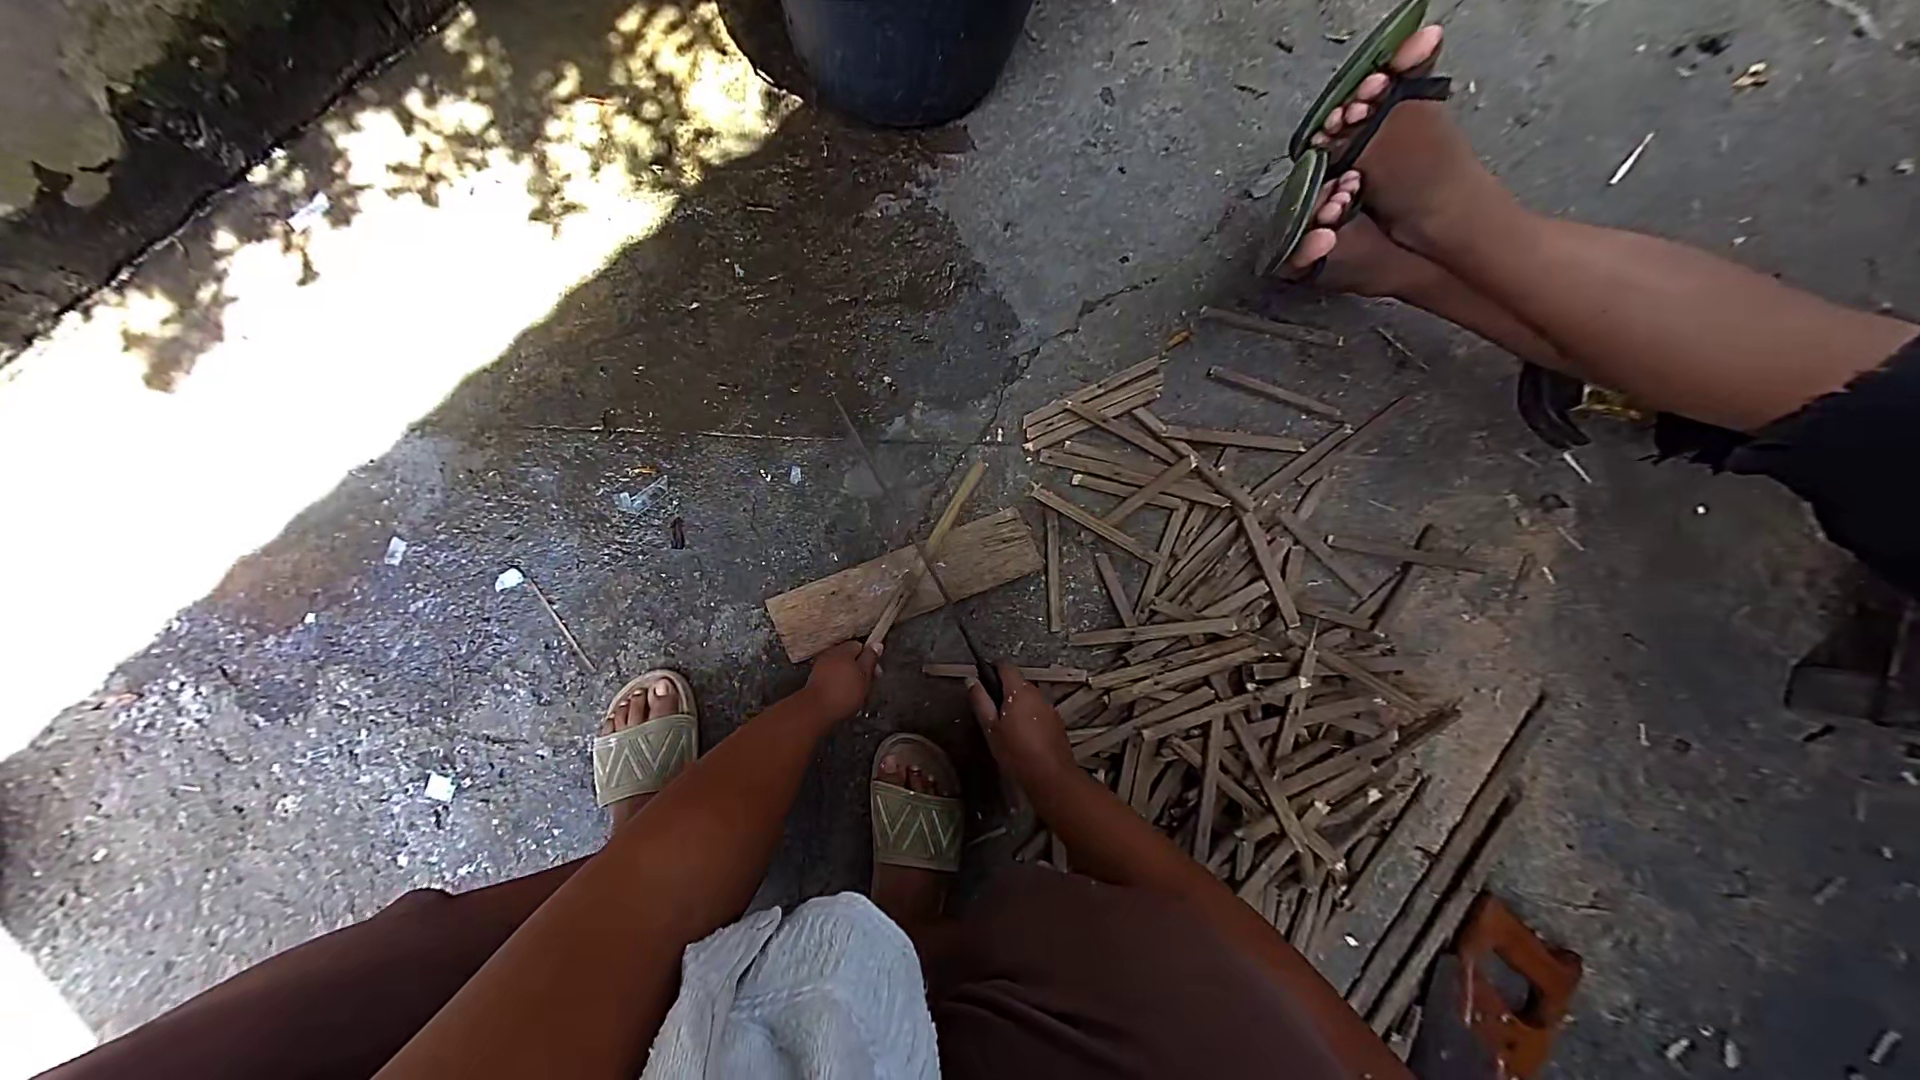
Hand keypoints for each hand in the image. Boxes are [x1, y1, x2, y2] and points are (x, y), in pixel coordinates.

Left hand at [802, 641, 881, 720]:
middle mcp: (830, 655)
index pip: (860, 646)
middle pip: (849, 658)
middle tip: (865, 686)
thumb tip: (877, 644)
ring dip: (848, 678)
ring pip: (840, 669)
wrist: (815, 710)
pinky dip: (838, 685)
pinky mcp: (815, 681)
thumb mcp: (865, 676)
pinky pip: (831, 679)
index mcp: (844, 651)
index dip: (869, 658)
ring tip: (854, 694)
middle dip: (859, 670)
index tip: (875, 673)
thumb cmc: (844, 692)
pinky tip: (842, 697)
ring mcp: (820, 667)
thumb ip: (870, 659)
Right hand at [967, 662, 1076, 791]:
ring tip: (1005, 727)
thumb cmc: (1016, 752)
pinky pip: (1038, 711)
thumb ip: (980, 701)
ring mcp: (1049, 707)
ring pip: (1029, 697)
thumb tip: (971, 681)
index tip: (983, 677)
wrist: (1051, 777)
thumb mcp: (990, 728)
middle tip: (990, 710)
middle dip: (1003, 690)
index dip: (992, 667)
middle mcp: (1037, 694)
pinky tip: (1023, 737)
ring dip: (1017, 704)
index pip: (1005, 665)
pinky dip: (1029, 716)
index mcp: (1019, 691)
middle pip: (1017, 682)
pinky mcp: (1056, 722)